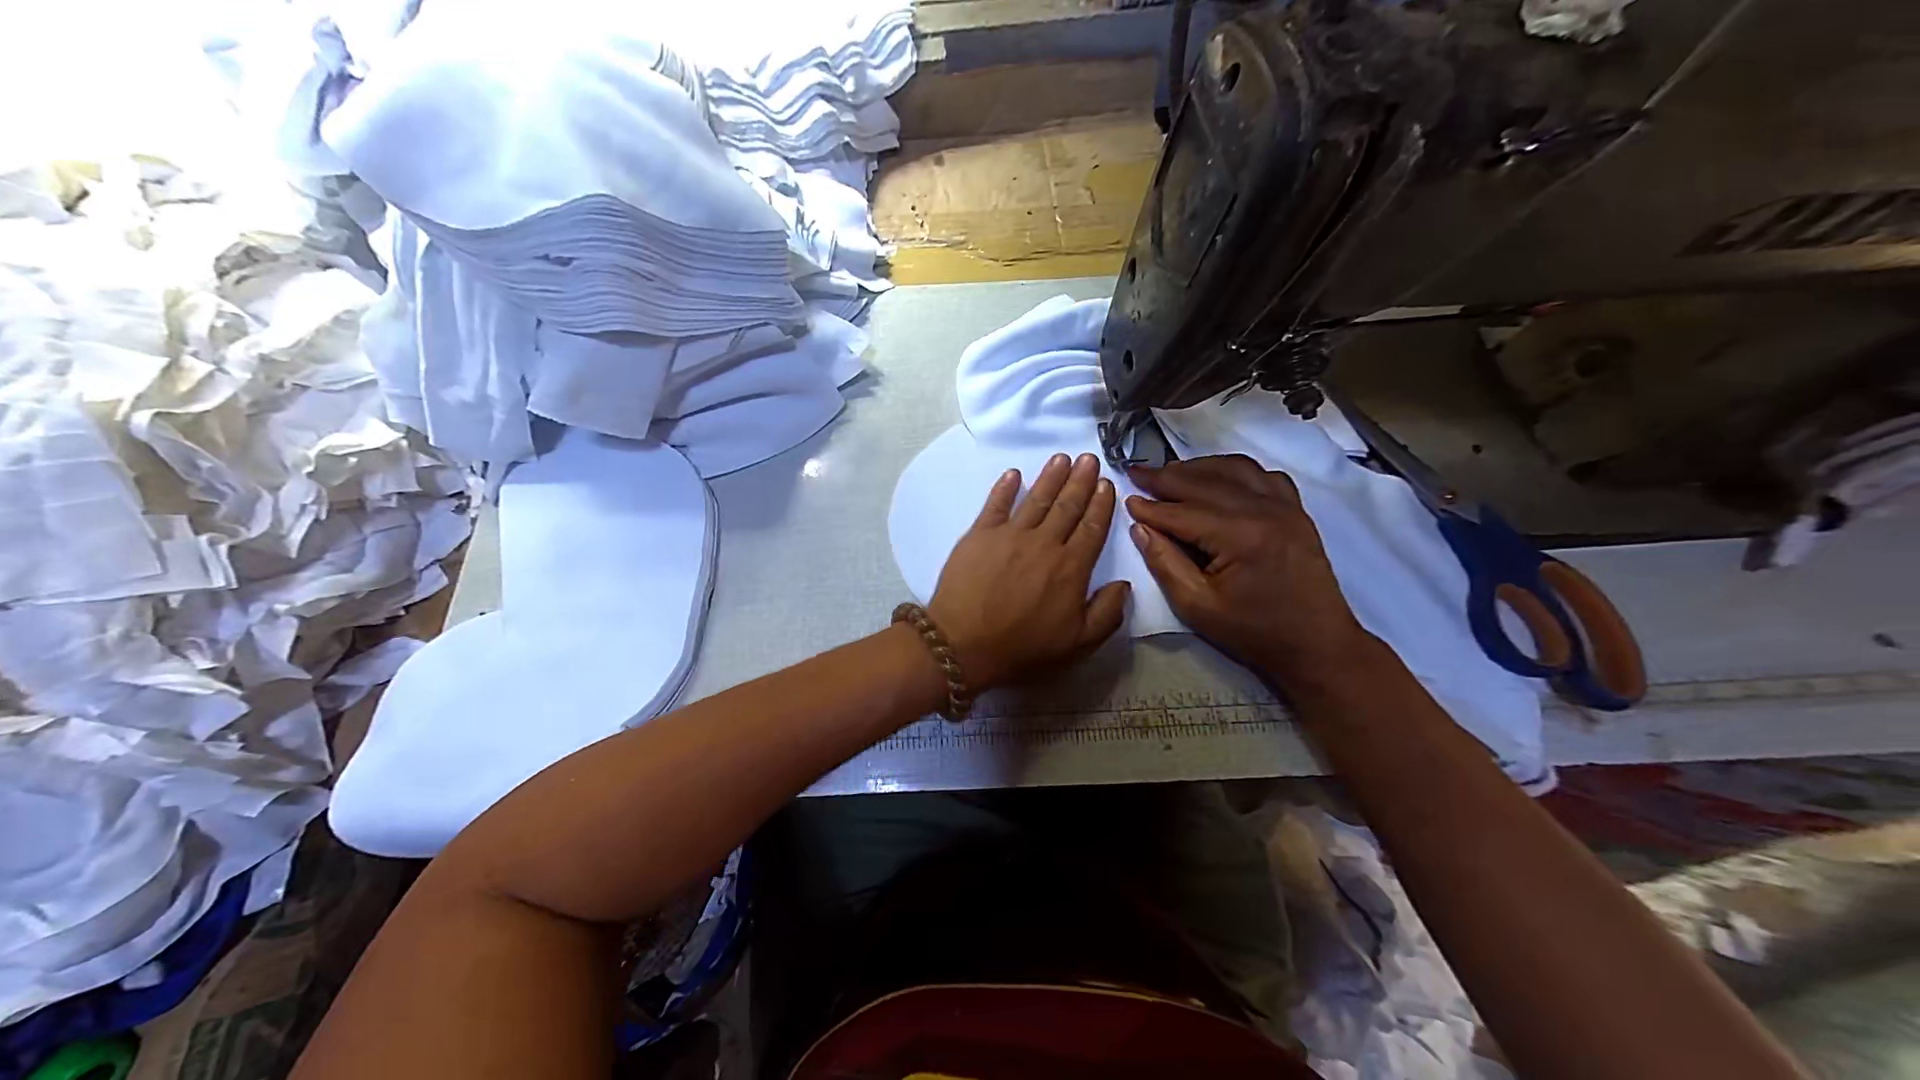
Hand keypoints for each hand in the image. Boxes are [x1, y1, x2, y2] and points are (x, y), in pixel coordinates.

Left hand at [927, 453, 1130, 690]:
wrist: (964, 645)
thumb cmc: (1023, 649)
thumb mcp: (1078, 644)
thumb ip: (1107, 613)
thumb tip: (1124, 584)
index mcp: (1071, 568)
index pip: (1092, 528)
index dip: (1101, 504)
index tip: (1106, 483)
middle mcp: (1044, 543)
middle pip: (1067, 506)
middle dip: (1080, 480)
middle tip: (1089, 458)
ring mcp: (1010, 535)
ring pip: (1036, 499)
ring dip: (1051, 476)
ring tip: (1062, 458)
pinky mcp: (979, 535)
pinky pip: (995, 504)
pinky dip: (1006, 487)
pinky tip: (1014, 474)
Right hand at [1126, 454, 1368, 675]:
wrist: (1317, 645)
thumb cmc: (1254, 632)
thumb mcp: (1197, 607)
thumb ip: (1165, 563)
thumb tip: (1140, 528)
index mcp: (1240, 536)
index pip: (1183, 512)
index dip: (1151, 506)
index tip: (1127, 498)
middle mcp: (1265, 510)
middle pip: (1205, 482)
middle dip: (1167, 477)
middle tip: (1137, 472)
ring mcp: (1286, 506)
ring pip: (1234, 469)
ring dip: (1199, 468)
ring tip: (1170, 472)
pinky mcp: (1296, 511)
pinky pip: (1262, 476)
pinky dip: (1235, 472)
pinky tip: (1217, 479)